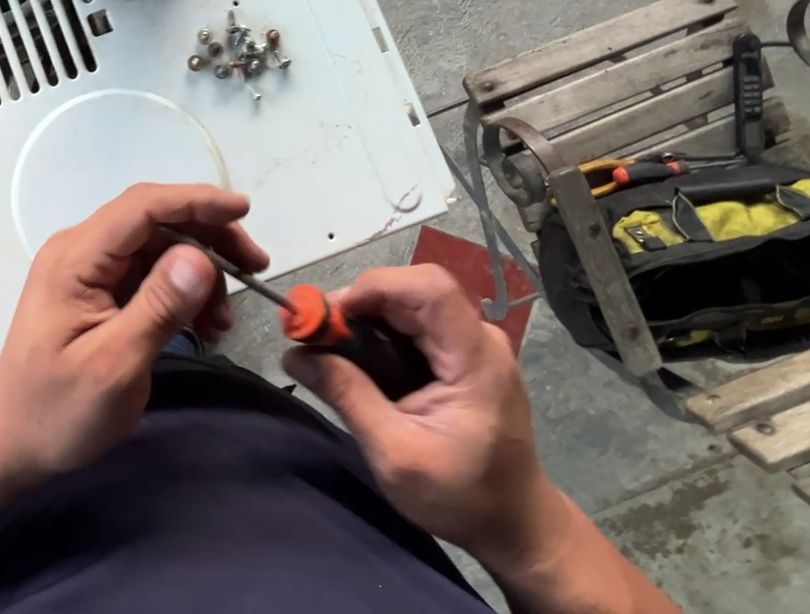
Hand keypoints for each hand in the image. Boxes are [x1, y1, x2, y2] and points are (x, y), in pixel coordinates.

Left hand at [0, 183, 268, 479]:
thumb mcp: (114, 366)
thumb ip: (158, 308)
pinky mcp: (101, 290)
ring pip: (160, 246)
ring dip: (202, 272)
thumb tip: (200, 258)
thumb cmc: (56, 411)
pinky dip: (185, 291)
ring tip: (224, 319)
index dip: (196, 201)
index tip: (243, 210)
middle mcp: (82, 250)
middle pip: (156, 220)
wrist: (11, 442)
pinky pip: (153, 273)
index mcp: (76, 258)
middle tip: (254, 267)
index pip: (142, 207)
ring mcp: (91, 270)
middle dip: (210, 236)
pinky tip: (206, 324)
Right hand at [281, 265, 568, 572]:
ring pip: (411, 302)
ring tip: (331, 345)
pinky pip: (416, 323)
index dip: (377, 287)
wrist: (514, 523)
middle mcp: (479, 338)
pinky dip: (380, 330)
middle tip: (319, 332)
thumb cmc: (461, 496)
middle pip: (415, 290)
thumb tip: (294, 354)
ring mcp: (473, 344)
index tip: (332, 315)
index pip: (430, 288)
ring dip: (366, 315)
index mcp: (475, 358)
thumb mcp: (394, 453)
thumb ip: (346, 396)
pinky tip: (358, 356)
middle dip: (361, 302)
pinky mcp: (462, 354)